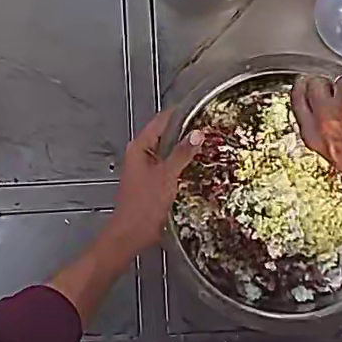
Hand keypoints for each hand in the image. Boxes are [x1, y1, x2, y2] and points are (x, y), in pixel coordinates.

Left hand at [100, 106, 202, 255]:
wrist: (132, 233)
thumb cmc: (144, 204)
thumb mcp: (167, 176)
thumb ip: (182, 153)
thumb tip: (197, 134)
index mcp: (139, 148)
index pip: (161, 121)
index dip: (179, 113)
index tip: (199, 108)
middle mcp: (141, 155)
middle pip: (166, 136)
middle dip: (186, 132)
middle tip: (209, 127)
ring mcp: (147, 169)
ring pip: (169, 152)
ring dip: (185, 149)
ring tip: (208, 144)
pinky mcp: (153, 182)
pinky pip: (170, 166)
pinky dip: (183, 164)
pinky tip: (198, 166)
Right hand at [291, 74, 341, 196]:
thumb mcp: (335, 158)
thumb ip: (322, 134)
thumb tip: (321, 118)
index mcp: (315, 135)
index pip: (298, 101)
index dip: (303, 89)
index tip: (306, 84)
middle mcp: (327, 116)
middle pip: (316, 84)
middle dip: (327, 86)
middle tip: (339, 94)